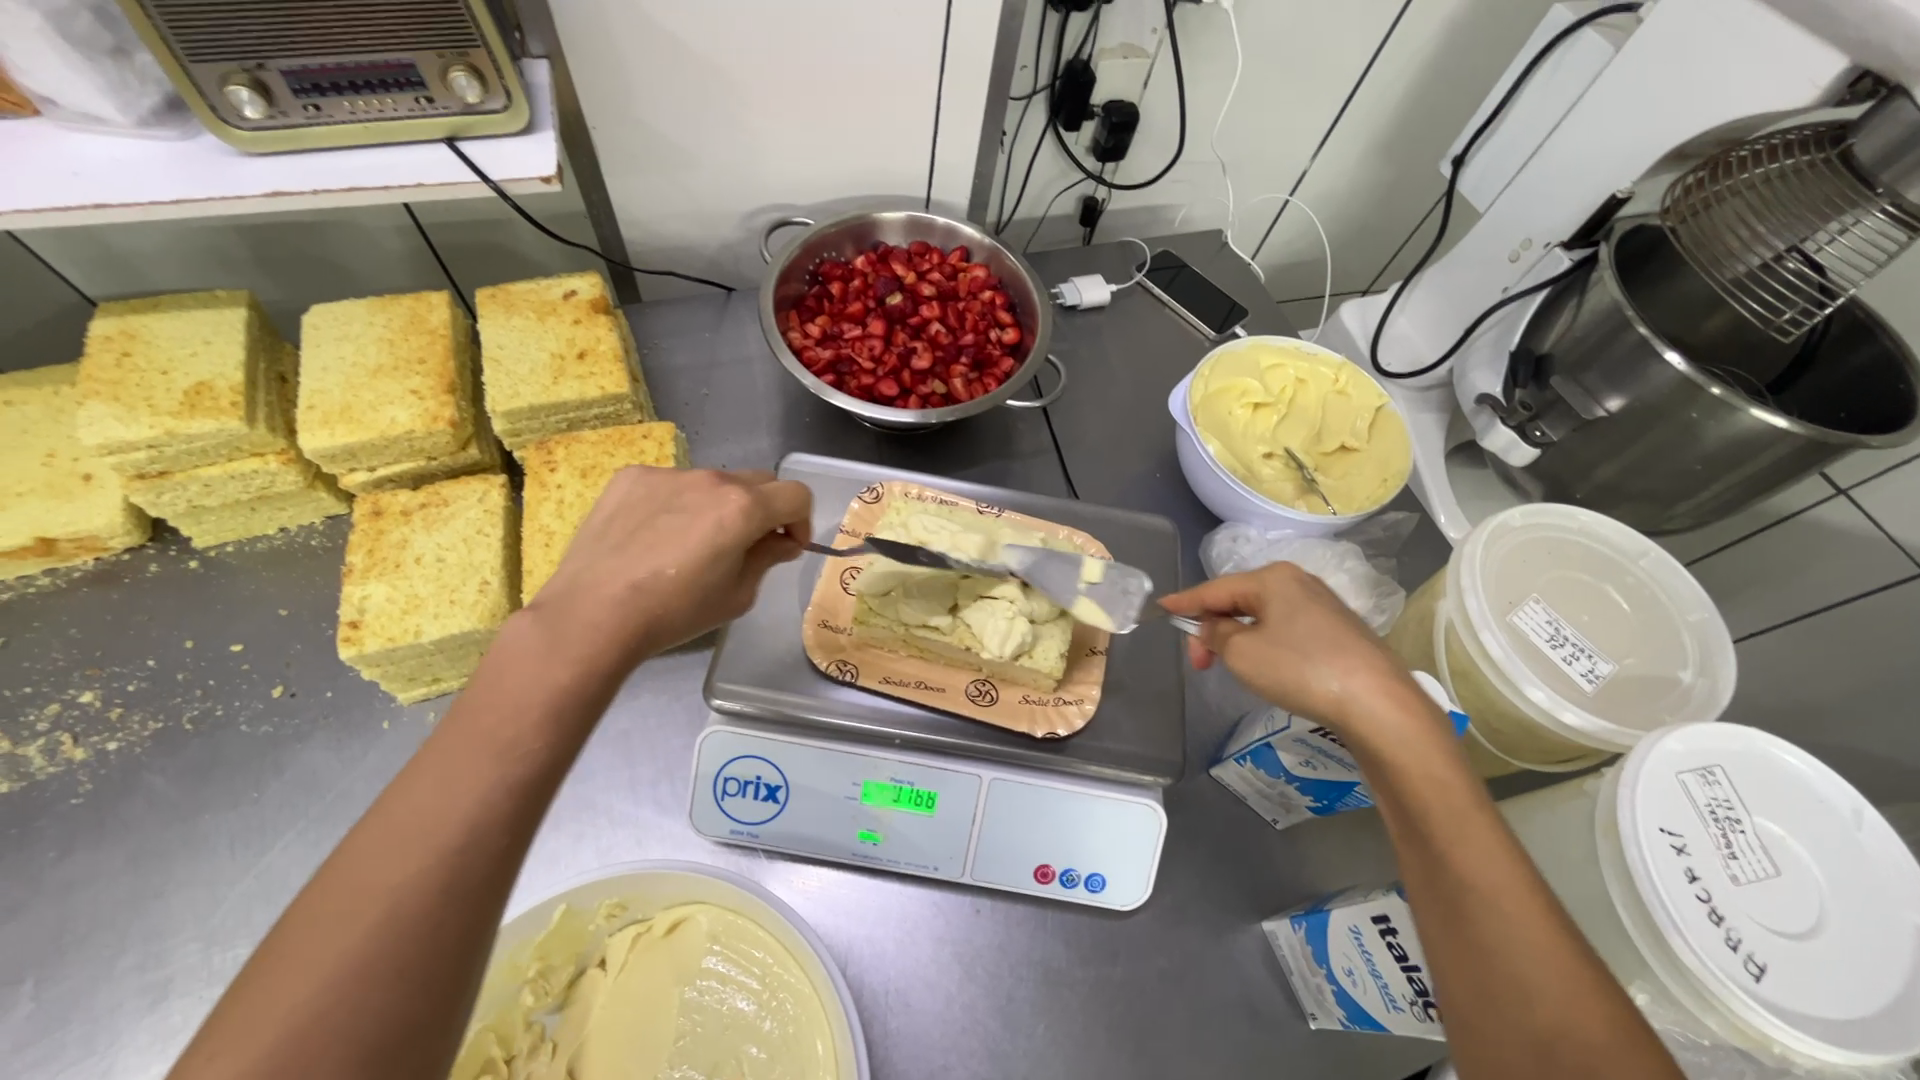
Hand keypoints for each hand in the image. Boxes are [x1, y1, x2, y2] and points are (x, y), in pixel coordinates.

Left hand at [525, 467, 812, 670]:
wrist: (594, 613)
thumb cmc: (675, 612)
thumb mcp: (737, 595)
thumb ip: (767, 558)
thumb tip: (779, 541)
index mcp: (743, 508)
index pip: (796, 495)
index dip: (801, 521)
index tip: (787, 546)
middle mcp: (710, 479)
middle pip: (757, 481)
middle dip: (763, 510)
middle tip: (744, 545)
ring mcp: (667, 474)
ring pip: (711, 482)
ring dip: (717, 506)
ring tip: (690, 545)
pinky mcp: (630, 478)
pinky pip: (670, 485)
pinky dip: (676, 504)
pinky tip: (654, 538)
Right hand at [1160, 563, 1436, 740]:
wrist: (1376, 701)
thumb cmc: (1301, 669)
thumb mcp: (1243, 653)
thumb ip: (1216, 633)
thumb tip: (1213, 626)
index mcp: (1272, 578)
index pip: (1214, 588)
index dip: (1185, 602)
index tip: (1161, 608)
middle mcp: (1298, 582)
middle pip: (1239, 600)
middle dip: (1213, 628)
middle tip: (1200, 663)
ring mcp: (1322, 605)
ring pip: (1263, 615)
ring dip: (1238, 637)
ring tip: (1228, 665)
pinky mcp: (1338, 630)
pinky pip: (1285, 628)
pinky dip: (1264, 642)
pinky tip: (1264, 665)